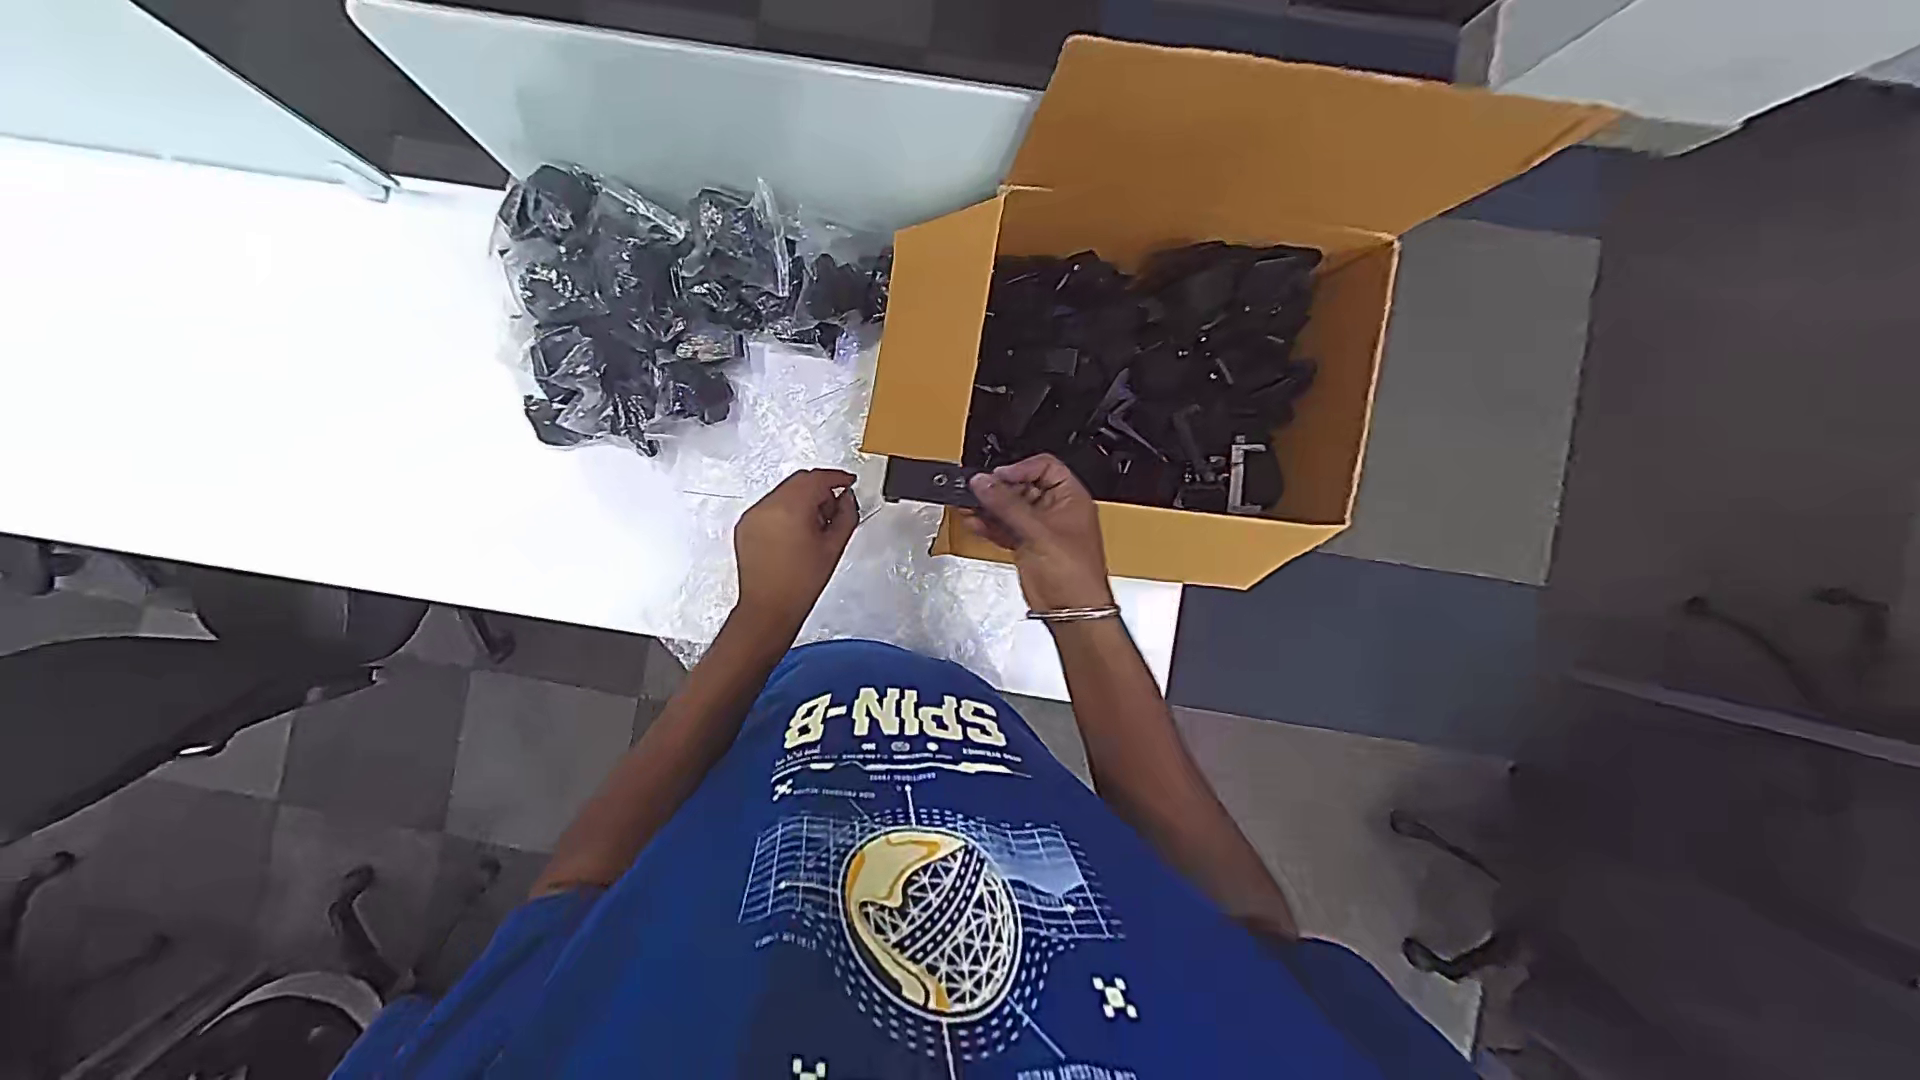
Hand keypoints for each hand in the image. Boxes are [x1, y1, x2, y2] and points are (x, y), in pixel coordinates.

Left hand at [734, 469, 858, 630]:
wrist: (770, 606)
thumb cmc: (799, 584)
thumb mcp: (834, 546)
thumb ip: (846, 515)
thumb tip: (847, 499)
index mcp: (790, 508)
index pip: (817, 478)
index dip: (837, 478)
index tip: (847, 481)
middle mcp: (767, 507)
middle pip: (799, 481)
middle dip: (820, 488)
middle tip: (836, 504)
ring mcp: (753, 515)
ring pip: (784, 492)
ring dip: (803, 499)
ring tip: (817, 525)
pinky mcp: (745, 525)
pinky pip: (770, 506)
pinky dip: (786, 510)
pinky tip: (798, 532)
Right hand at [962, 454, 1114, 612]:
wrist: (1071, 610)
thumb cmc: (1075, 575)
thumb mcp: (1038, 532)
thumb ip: (1007, 505)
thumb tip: (985, 483)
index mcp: (1071, 498)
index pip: (1044, 467)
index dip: (1020, 469)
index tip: (997, 477)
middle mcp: (1056, 510)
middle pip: (1022, 487)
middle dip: (998, 489)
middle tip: (977, 491)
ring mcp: (1040, 529)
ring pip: (1009, 508)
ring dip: (988, 507)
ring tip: (968, 505)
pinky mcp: (1026, 545)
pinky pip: (1004, 527)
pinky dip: (988, 525)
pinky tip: (974, 521)